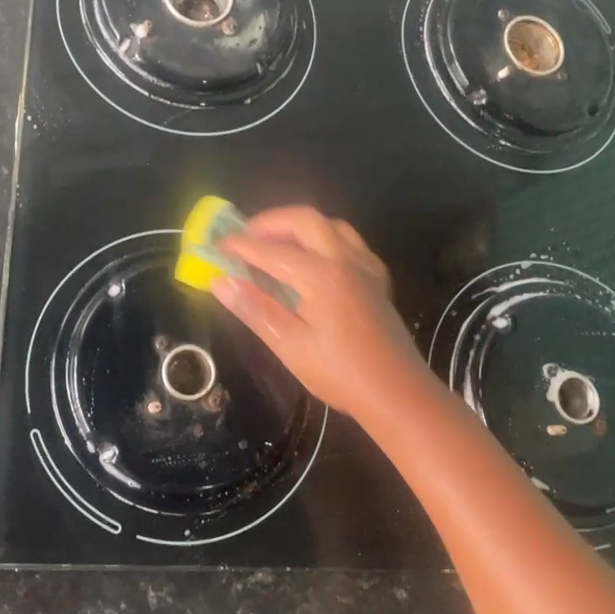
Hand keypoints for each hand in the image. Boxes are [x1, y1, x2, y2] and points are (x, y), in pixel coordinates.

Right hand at [211, 206, 437, 420]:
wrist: (397, 393)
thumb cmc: (340, 373)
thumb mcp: (289, 345)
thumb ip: (255, 308)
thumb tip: (220, 282)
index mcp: (321, 275)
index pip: (272, 251)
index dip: (241, 246)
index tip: (217, 246)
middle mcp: (345, 260)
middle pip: (305, 220)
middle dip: (271, 222)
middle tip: (245, 237)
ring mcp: (365, 267)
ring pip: (331, 225)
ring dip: (299, 226)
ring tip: (275, 243)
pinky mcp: (377, 279)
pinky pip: (349, 243)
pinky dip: (324, 239)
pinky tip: (314, 261)